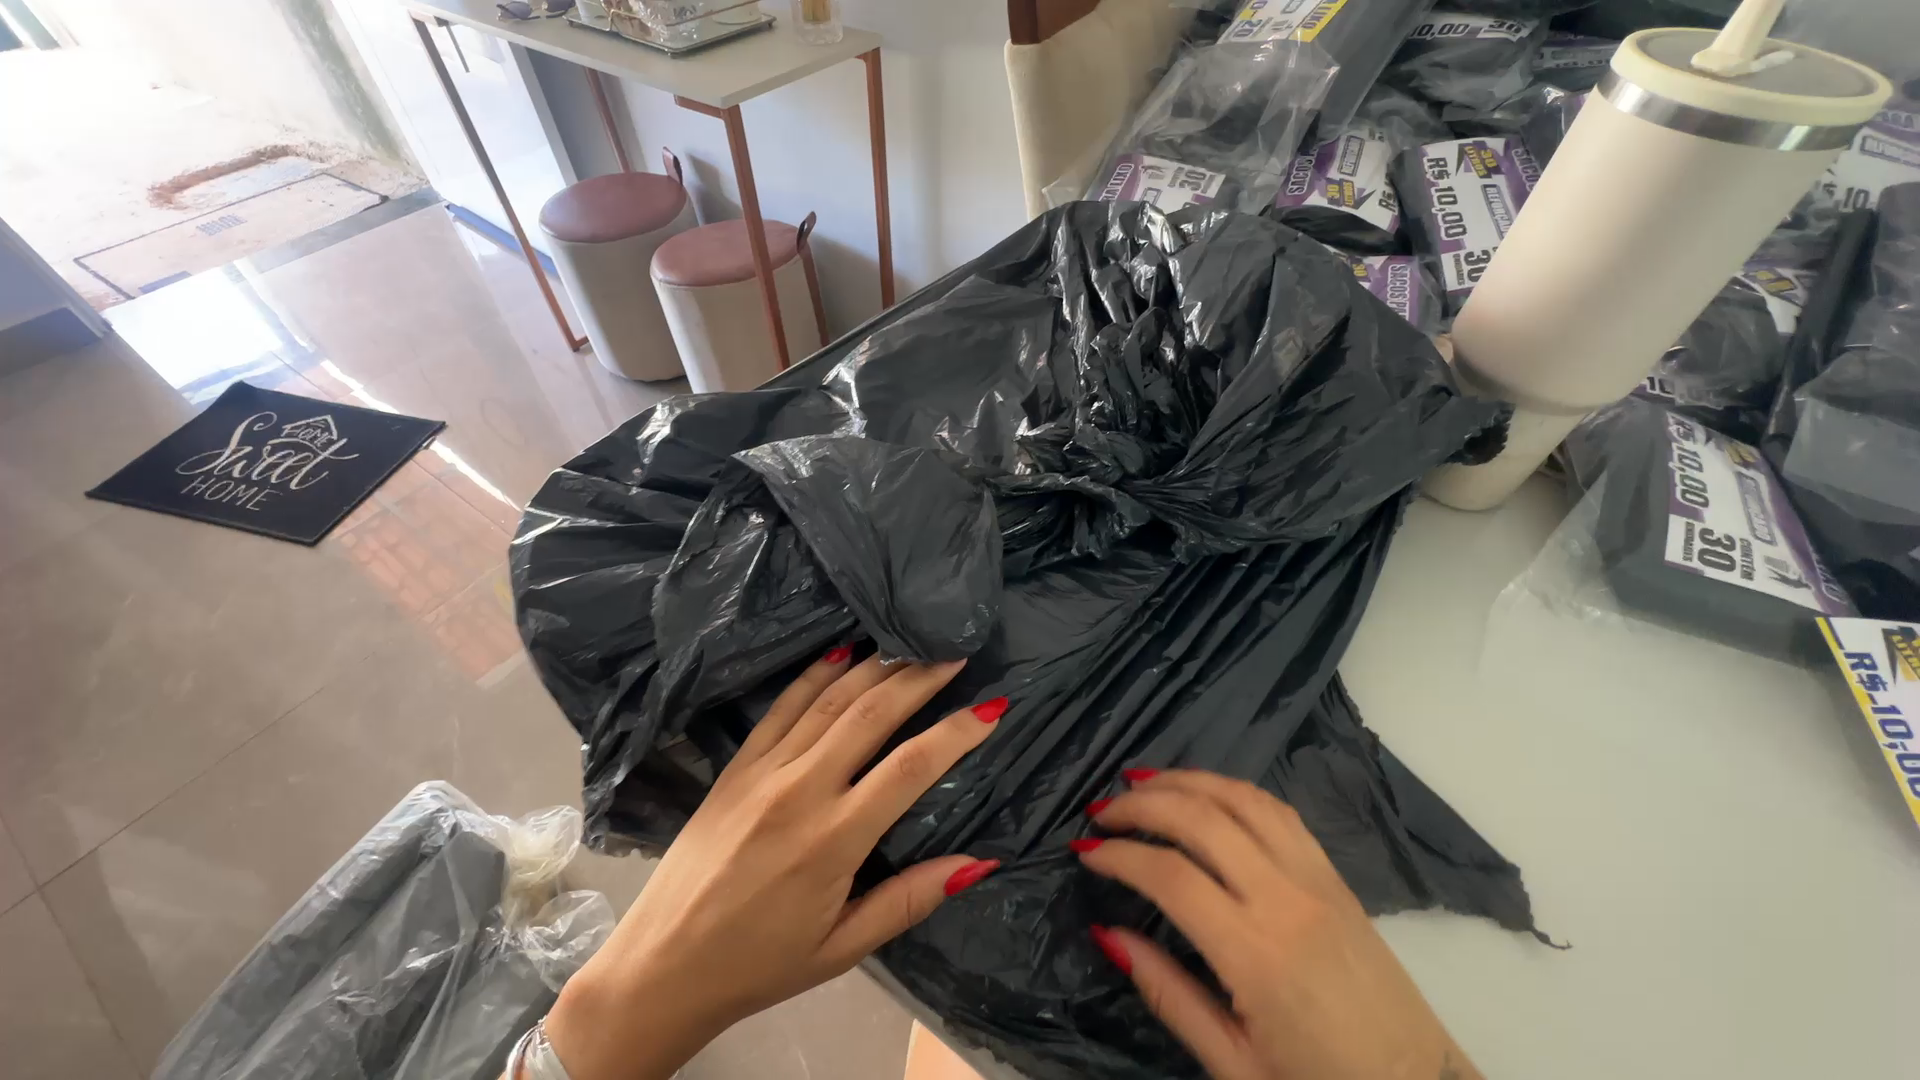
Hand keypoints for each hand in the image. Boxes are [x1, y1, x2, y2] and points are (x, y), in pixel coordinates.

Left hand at [543, 650, 1008, 1079]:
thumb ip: (910, 900)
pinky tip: (842, 653)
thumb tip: (980, 863)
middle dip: (920, 677)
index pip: (911, 767)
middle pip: (872, 714)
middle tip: (956, 652)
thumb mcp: (842, 948)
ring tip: (912, 643)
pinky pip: (781, 707)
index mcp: (834, 839)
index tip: (991, 708)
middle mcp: (801, 789)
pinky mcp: (736, 766)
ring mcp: (763, 770)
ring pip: (829, 700)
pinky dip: (815, 675)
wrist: (659, 966)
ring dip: (876, 666)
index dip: (956, 732)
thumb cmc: (760, 964)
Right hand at [1077, 770, 1480, 1079]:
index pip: (1169, 875)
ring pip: (1241, 799)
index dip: (1118, 854)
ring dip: (1186, 780)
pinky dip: (1231, 790)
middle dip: (1141, 803)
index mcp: (1255, 953)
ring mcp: (1315, 879)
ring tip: (1142, 783)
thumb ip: (1167, 992)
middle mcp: (1285, 899)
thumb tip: (1107, 935)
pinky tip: (1205, 795)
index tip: (1085, 851)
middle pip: (1201, 818)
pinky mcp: (1334, 874)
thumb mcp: (1233, 1062)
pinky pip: (1278, 810)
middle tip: (1102, 810)